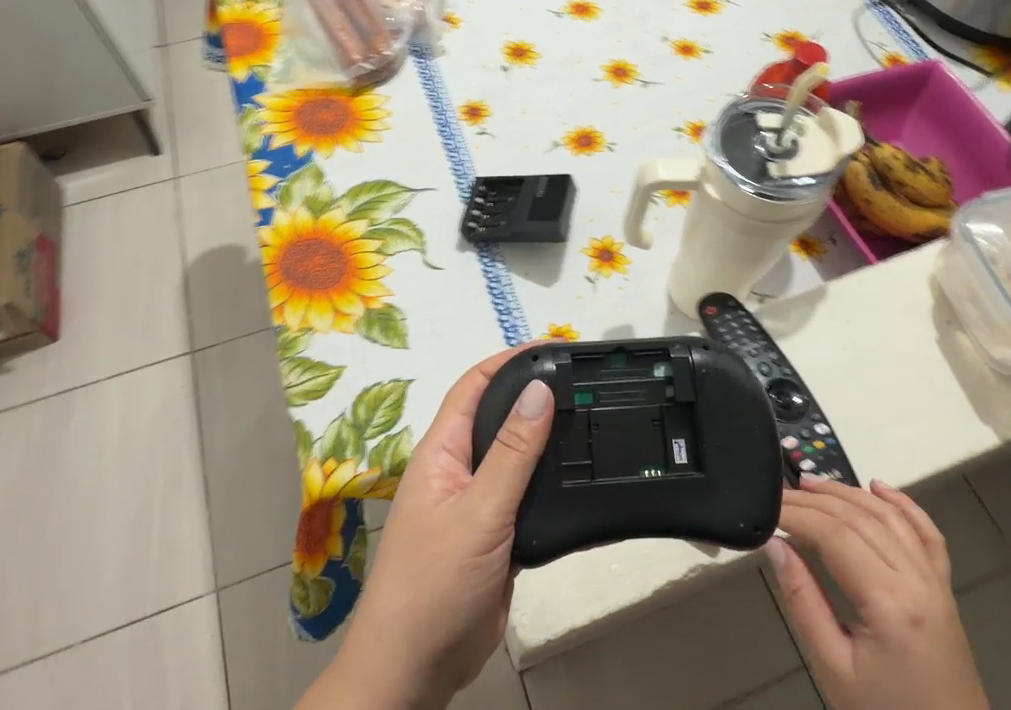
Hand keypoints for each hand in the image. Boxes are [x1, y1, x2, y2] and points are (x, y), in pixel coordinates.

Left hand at [301, 343, 555, 709]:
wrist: (417, 665)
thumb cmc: (434, 582)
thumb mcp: (478, 512)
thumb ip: (512, 453)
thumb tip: (539, 389)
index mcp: (441, 452)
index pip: (474, 386)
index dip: (510, 360)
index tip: (555, 346)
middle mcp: (458, 470)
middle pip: (500, 419)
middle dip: (536, 396)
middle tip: (586, 382)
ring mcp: (478, 505)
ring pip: (517, 460)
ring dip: (548, 441)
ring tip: (594, 421)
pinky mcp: (496, 538)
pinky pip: (527, 499)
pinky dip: (552, 485)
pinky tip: (584, 479)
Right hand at [765, 476, 989, 709]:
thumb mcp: (832, 667)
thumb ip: (803, 602)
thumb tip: (776, 546)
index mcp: (889, 601)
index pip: (835, 535)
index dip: (797, 514)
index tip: (767, 507)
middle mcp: (917, 580)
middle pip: (861, 519)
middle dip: (816, 500)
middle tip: (779, 492)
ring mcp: (936, 582)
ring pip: (891, 518)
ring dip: (850, 493)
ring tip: (812, 483)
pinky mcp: (944, 590)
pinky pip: (927, 535)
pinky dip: (904, 505)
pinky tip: (880, 488)